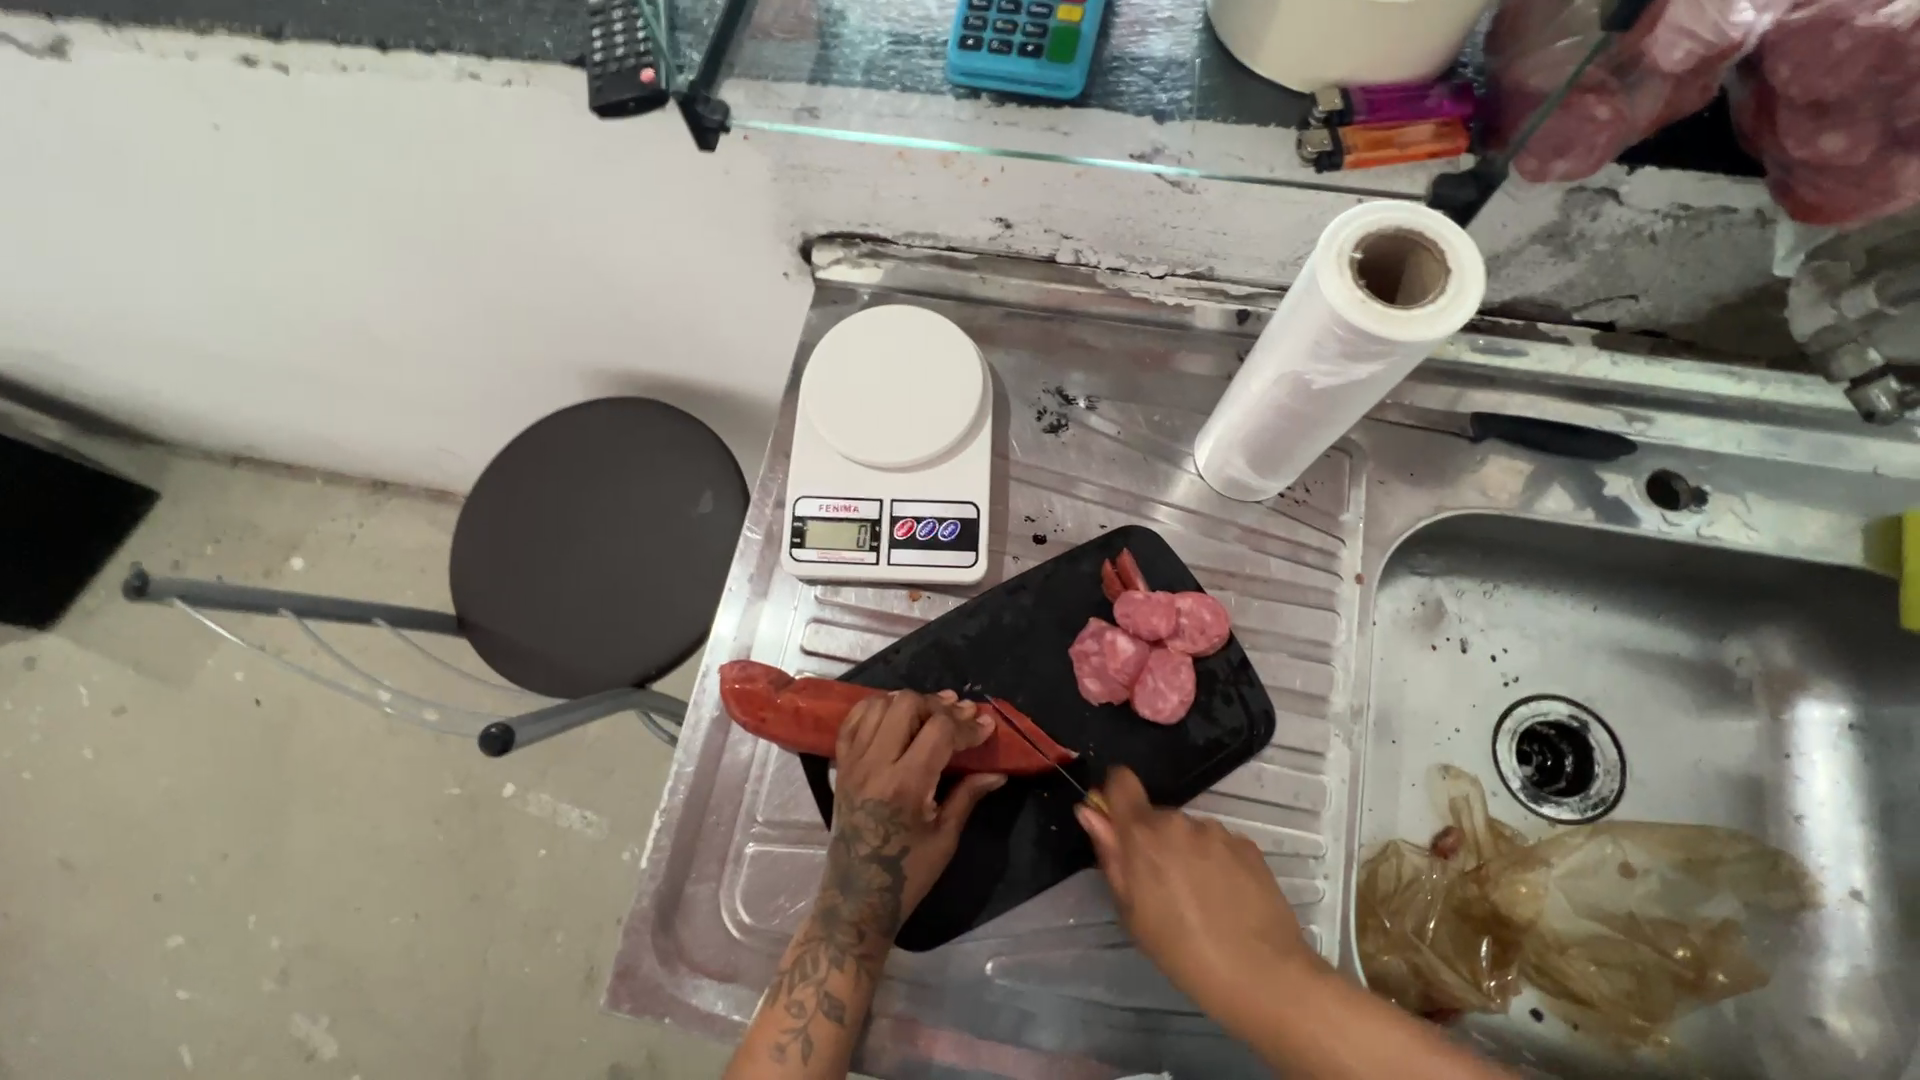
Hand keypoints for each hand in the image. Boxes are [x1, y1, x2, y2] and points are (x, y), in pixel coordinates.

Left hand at [821, 690, 1006, 952]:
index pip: (939, 731)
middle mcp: (875, 765)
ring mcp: (853, 762)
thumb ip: (969, 795)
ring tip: (931, 714)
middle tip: (959, 717)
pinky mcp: (840, 765)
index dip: (967, 725)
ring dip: (909, 703)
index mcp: (905, 785)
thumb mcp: (946, 837)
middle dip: (939, 706)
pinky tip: (896, 717)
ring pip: (879, 704)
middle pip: (907, 704)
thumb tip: (998, 771)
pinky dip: (877, 709)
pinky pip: (853, 720)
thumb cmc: (908, 873)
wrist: (857, 896)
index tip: (986, 728)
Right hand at [1076, 768, 1318, 1025]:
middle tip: (1163, 888)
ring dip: (1186, 853)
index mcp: (1143, 834)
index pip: (1121, 781)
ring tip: (1200, 900)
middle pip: (1156, 817)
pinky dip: (1216, 864)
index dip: (1115, 795)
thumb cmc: (1181, 950)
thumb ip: (1110, 856)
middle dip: (1154, 842)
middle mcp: (1180, 822)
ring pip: (1189, 833)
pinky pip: (1219, 845)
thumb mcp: (1130, 912)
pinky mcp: (1248, 846)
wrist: (1261, 973)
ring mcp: (1218, 832)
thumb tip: (1091, 813)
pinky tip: (1226, 900)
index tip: (1117, 823)